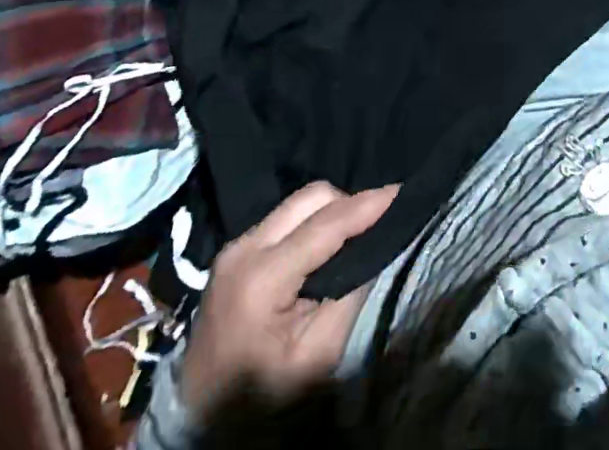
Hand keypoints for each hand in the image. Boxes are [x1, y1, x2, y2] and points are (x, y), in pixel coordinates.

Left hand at [180, 182, 396, 418]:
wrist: (202, 416)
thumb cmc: (264, 392)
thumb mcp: (319, 353)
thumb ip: (351, 293)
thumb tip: (379, 247)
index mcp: (261, 278)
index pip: (328, 222)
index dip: (370, 202)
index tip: (405, 192)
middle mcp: (244, 249)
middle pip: (312, 197)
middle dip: (352, 202)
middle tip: (381, 222)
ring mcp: (235, 248)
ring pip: (298, 202)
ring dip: (333, 210)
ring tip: (358, 234)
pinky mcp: (235, 252)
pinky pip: (286, 217)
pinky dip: (314, 220)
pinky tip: (329, 244)